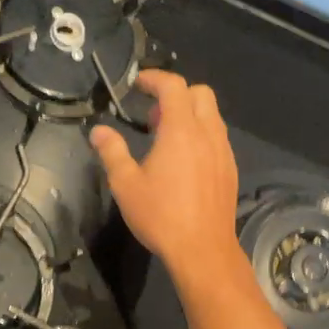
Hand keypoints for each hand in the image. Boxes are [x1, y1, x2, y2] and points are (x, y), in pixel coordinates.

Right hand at [89, 70, 241, 284]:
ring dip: (190, 115)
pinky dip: (201, 135)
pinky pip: (217, 137)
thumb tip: (98, 131)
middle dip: (176, 95)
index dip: (154, 79)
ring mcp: (223, 151)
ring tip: (166, 140)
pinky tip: (185, 162)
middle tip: (152, 117)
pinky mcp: (230, 169)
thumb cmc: (161, 216)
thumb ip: (112, 152)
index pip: (173, 86)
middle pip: (200, 93)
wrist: (203, 249)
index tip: (137, 84)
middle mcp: (207, 133)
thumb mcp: (126, 185)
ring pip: (212, 115)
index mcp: (181, 130)